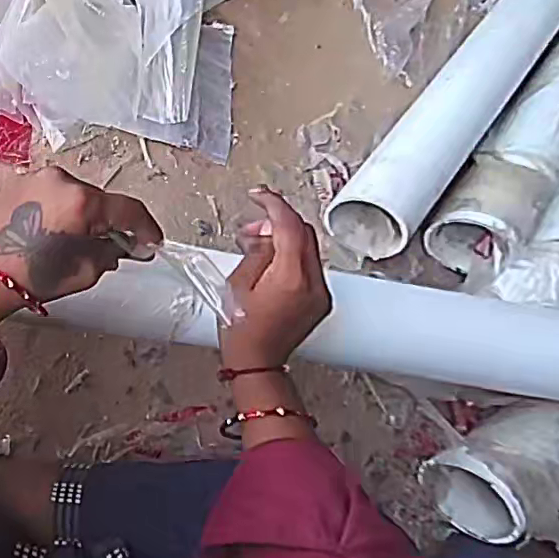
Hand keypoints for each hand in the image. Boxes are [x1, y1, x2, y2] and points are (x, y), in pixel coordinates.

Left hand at [0, 167, 162, 341]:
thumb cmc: (27, 278)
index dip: (144, 229)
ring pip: (74, 196)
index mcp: (80, 200)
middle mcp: (59, 180)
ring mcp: (35, 178)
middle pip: (99, 200)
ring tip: (77, 243)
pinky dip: (60, 210)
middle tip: (116, 247)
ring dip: (83, 216)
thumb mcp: (83, 272)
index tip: (150, 242)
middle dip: (110, 223)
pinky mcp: (17, 183)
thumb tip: (120, 245)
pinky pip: (50, 194)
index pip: (127, 210)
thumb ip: (109, 253)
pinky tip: (55, 233)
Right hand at [220, 189, 332, 368]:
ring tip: (256, 248)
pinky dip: (291, 257)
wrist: (257, 362)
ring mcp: (321, 292)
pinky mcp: (320, 300)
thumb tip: (264, 234)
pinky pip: (309, 267)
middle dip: (278, 222)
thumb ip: (256, 253)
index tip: (259, 195)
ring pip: (307, 249)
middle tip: (251, 228)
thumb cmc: (241, 330)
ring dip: (284, 240)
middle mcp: (313, 283)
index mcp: (290, 278)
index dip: (274, 204)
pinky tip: (270, 265)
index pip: (290, 226)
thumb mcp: (237, 285)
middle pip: (303, 234)